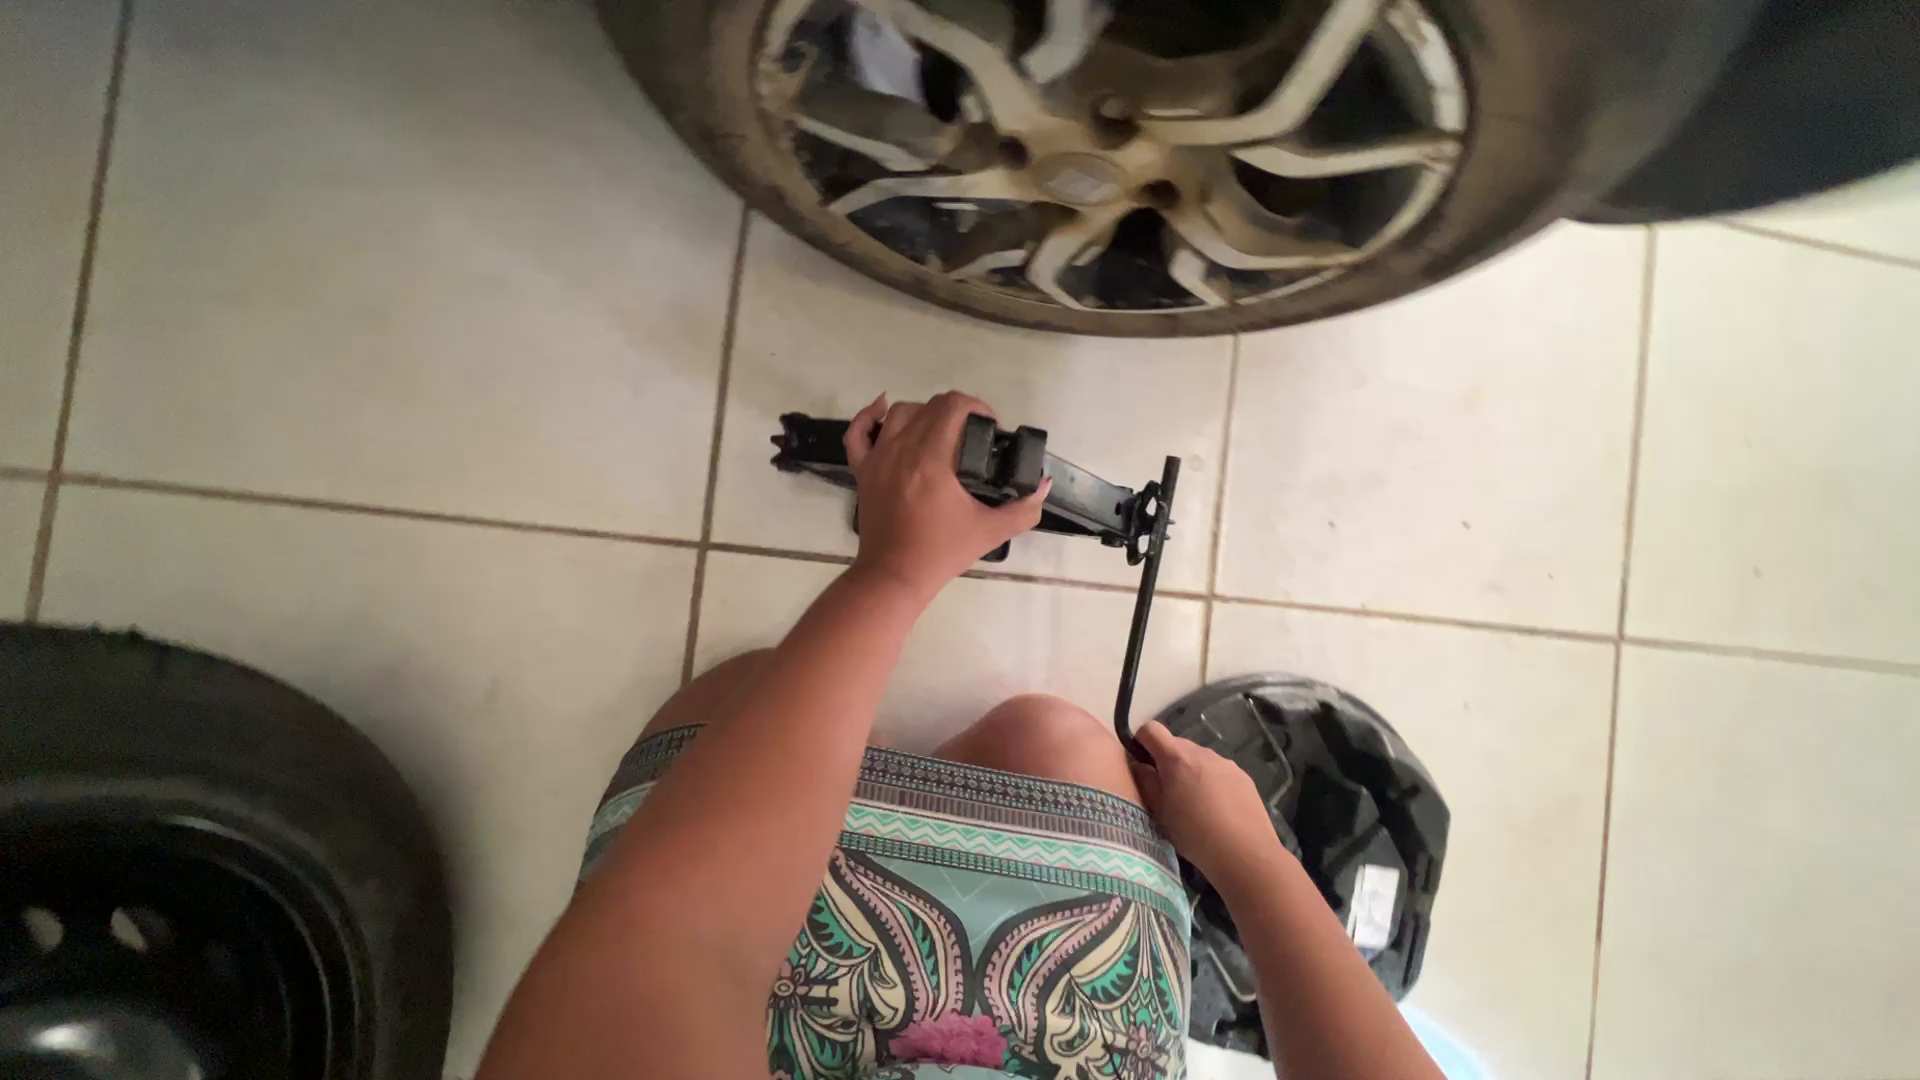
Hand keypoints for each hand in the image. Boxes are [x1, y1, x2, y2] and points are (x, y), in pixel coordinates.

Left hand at [842, 391, 1050, 601]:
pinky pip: (858, 432)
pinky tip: (884, 409)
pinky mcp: (862, 470)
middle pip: (930, 407)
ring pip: (899, 413)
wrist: (894, 577)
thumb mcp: (990, 532)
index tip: (989, 426)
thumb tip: (1044, 486)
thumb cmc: (941, 553)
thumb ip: (1024, 509)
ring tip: (940, 430)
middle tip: (972, 435)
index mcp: (931, 460)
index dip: (976, 406)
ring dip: (924, 412)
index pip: (953, 407)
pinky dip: (870, 415)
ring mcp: (877, 458)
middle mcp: (901, 450)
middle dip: (957, 411)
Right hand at [1130, 720, 1288, 893]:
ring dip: (1190, 772)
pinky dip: (1211, 782)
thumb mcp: (1159, 811)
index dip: (1141, 742)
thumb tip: (1136, 764)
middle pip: (1175, 745)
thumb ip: (1144, 781)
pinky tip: (1218, 810)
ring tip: (1196, 805)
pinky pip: (1218, 770)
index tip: (1142, 765)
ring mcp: (1225, 763)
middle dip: (1167, 762)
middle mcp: (1201, 752)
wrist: (1246, 855)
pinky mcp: (1243, 776)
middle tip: (1168, 793)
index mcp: (1176, 757)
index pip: (1150, 729)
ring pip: (1198, 758)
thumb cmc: (1194, 834)